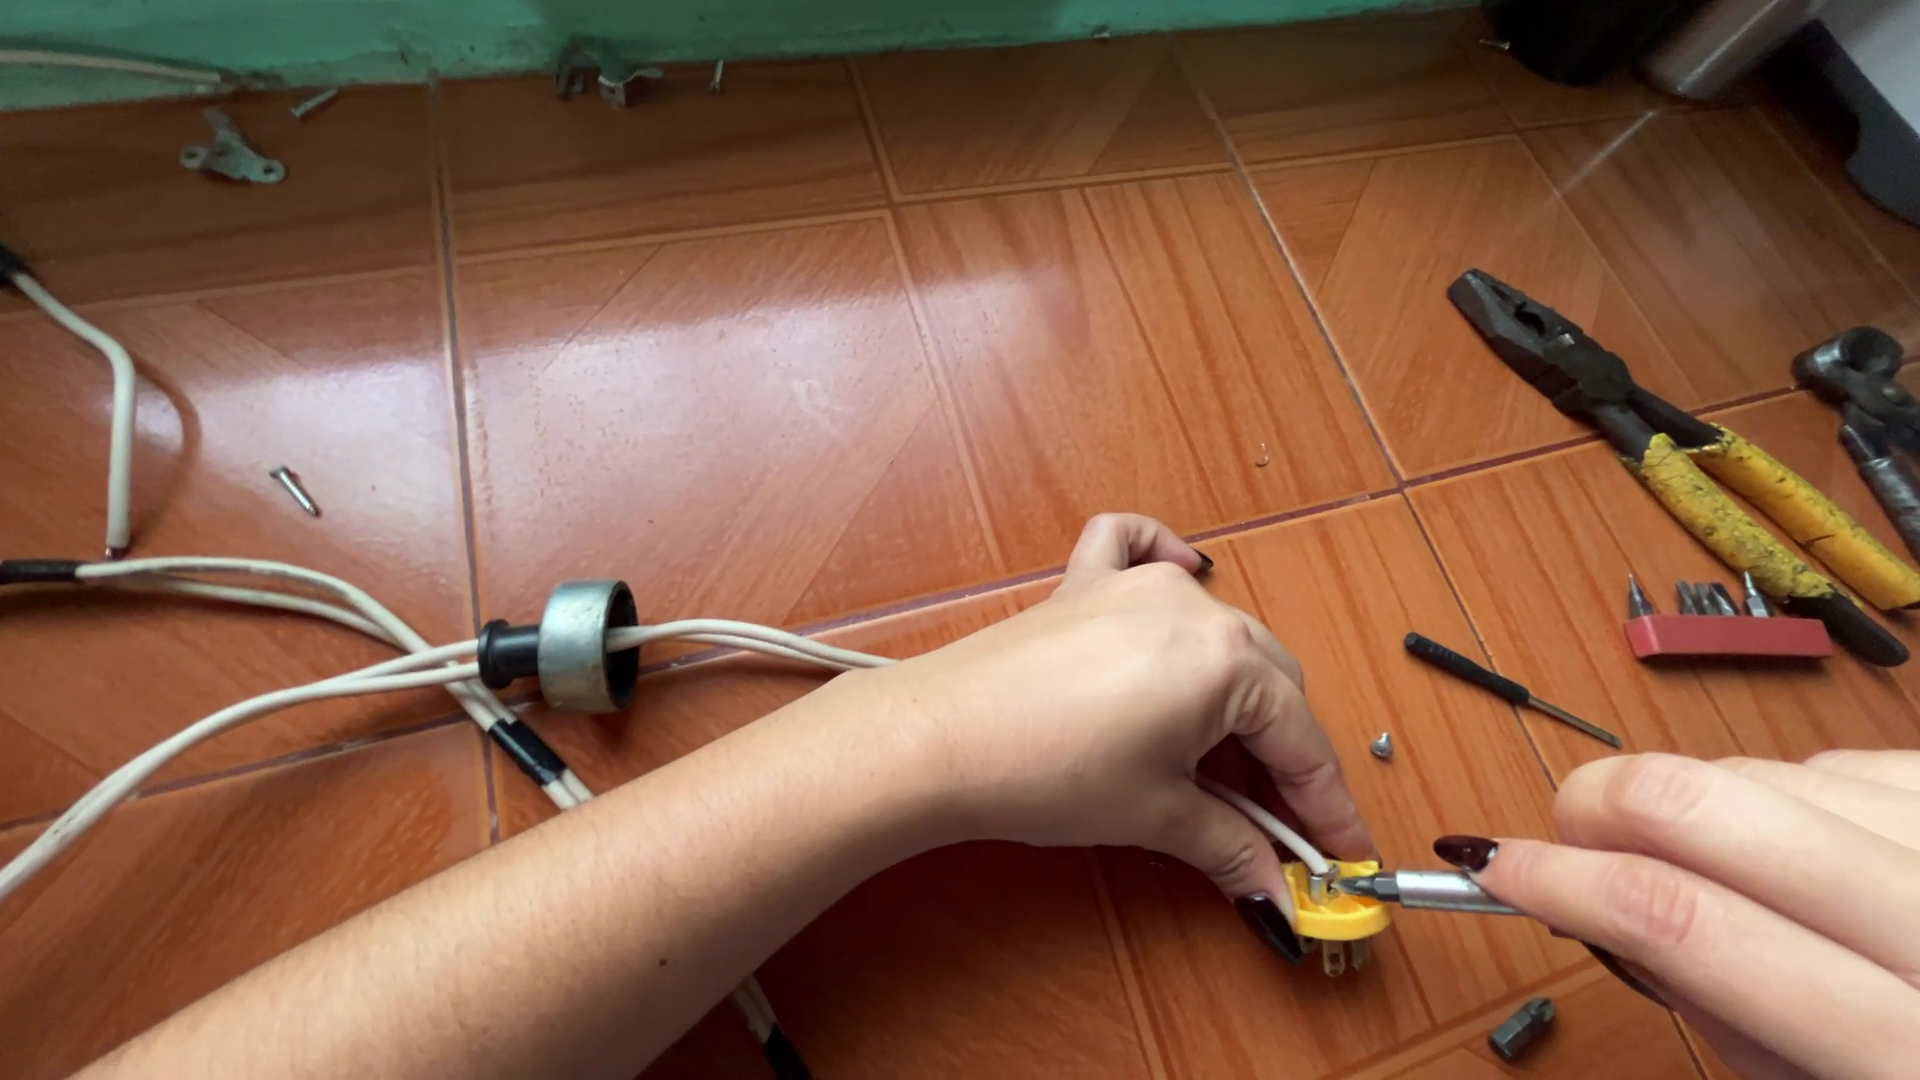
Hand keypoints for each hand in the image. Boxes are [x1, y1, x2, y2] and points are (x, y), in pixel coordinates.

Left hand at [858, 513, 1373, 907]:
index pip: (1302, 740)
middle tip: (1275, 820)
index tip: (1339, 852)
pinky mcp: (1084, 585)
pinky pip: (1136, 545)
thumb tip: (1272, 888)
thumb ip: (1231, 847)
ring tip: (1224, 755)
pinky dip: (1165, 554)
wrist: (940, 737)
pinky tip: (1182, 568)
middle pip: (1269, 683)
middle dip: (1281, 754)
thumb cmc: (1045, 768)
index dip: (1325, 806)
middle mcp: (1190, 605)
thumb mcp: (1156, 814)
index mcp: (1225, 658)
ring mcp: (1133, 585)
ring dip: (1236, 691)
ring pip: (1219, 632)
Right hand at [1461, 751, 1919, 1079]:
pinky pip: (1823, 759)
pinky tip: (1819, 852)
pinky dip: (1778, 797)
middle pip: (1691, 799)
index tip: (1489, 862)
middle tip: (1579, 839)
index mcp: (1908, 1050)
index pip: (1674, 917)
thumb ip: (1705, 1004)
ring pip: (1744, 769)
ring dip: (1689, 808)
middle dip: (1591, 803)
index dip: (1553, 876)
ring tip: (1728, 868)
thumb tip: (1580, 901)